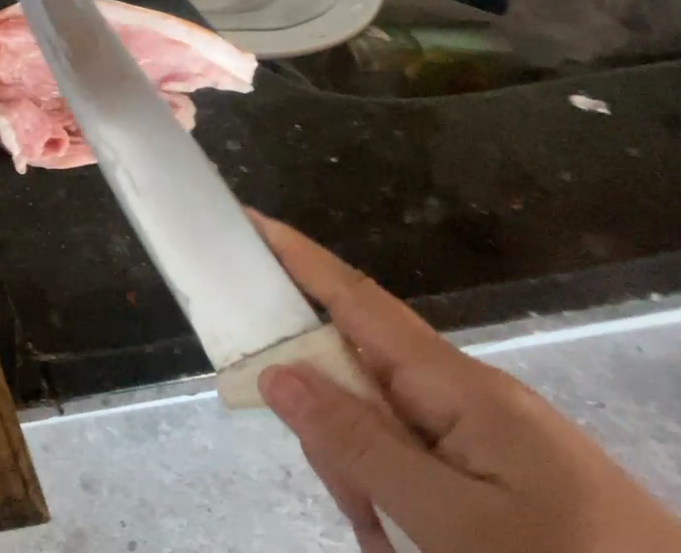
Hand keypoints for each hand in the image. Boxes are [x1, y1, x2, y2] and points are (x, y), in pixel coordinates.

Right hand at [250, 211, 680, 552]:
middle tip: (355, 503)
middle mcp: (467, 397)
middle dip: (330, 429)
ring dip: (364, 478)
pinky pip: (410, 461)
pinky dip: (393, 498)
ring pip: (375, 426)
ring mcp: (483, 435)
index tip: (244, 219)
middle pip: (353, 375)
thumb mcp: (449, 516)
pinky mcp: (495, 471)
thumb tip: (276, 372)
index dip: (297, 257)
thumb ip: (357, 442)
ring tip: (392, 539)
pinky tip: (407, 538)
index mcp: (460, 387)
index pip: (357, 301)